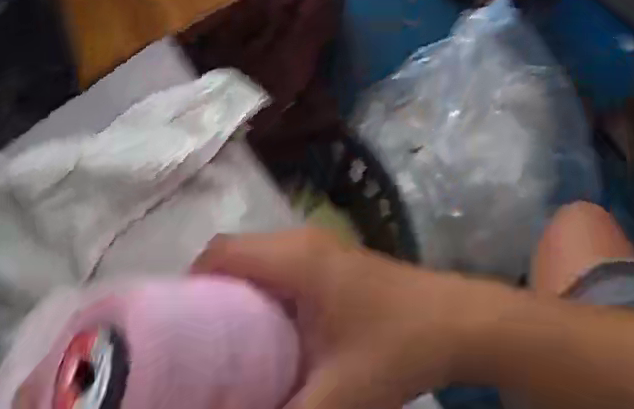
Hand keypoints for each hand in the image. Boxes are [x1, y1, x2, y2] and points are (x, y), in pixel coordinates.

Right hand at [193, 228, 473, 408]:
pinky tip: (269, 336)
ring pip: (257, 259)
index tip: (175, 330)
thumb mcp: (339, 398)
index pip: (220, 253)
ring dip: (237, 294)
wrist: (458, 321)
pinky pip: (278, 266)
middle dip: (209, 294)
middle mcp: (299, 240)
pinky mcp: (331, 260)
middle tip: (195, 347)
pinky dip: (262, 293)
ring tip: (224, 346)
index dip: (190, 286)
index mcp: (292, 257)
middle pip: (234, 253)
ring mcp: (317, 245)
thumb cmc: (394, 349)